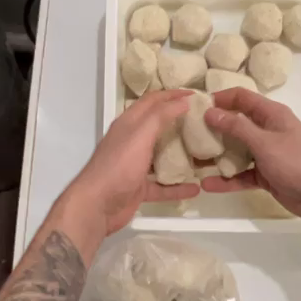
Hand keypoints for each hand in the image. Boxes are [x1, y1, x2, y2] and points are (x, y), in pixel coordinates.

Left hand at [54, 89, 198, 242]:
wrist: (96, 206)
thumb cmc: (118, 167)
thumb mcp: (139, 135)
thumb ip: (160, 116)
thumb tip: (183, 100)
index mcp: (128, 124)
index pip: (152, 101)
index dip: (172, 94)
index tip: (196, 94)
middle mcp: (131, 141)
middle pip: (157, 126)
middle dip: (179, 121)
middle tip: (203, 120)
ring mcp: (134, 166)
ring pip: (161, 156)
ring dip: (180, 154)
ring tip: (203, 152)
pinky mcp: (138, 188)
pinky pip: (162, 185)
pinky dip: (178, 187)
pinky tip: (196, 188)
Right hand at [198, 89, 300, 225]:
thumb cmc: (298, 162)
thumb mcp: (265, 142)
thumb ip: (237, 127)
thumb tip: (210, 112)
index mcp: (271, 115)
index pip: (242, 98)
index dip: (220, 98)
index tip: (196, 105)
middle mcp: (267, 130)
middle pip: (235, 124)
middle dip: (213, 128)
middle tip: (187, 134)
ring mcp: (266, 154)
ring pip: (236, 151)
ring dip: (217, 156)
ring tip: (192, 160)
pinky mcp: (265, 175)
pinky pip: (241, 174)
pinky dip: (227, 179)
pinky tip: (207, 185)